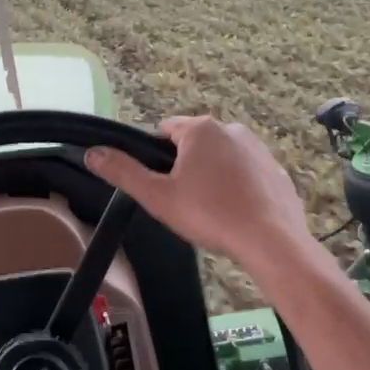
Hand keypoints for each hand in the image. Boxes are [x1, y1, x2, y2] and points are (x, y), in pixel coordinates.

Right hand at [83, 117, 312, 273]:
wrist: (270, 240)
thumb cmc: (210, 214)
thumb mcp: (157, 196)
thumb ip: (123, 172)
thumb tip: (92, 152)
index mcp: (201, 129)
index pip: (166, 130)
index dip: (157, 157)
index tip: (160, 185)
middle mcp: (232, 129)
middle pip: (195, 145)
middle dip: (186, 168)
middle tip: (183, 202)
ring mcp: (258, 149)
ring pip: (222, 159)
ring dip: (212, 177)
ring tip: (211, 212)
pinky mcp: (276, 170)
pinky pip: (247, 175)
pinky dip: (238, 189)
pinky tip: (236, 215)